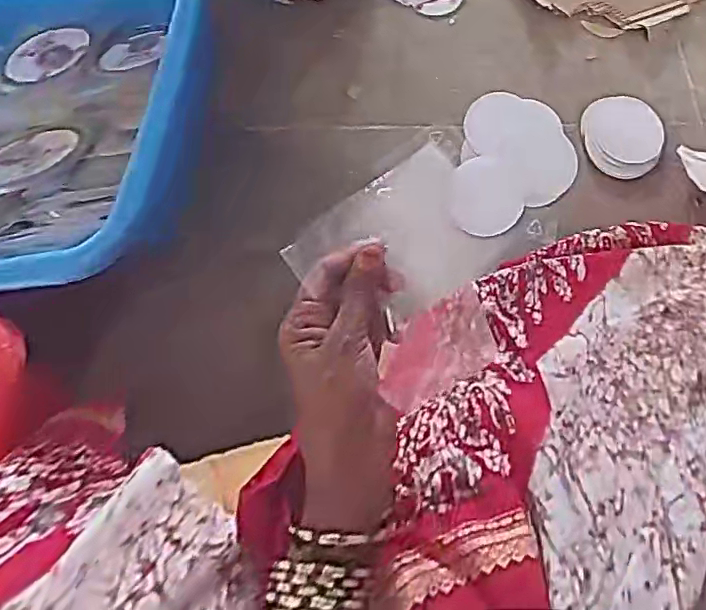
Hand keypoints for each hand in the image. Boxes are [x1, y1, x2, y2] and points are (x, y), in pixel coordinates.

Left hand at [279, 239, 398, 530]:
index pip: (325, 275)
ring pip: (367, 302)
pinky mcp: (369, 353)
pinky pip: (381, 322)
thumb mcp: (347, 342)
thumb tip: (371, 251)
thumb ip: (361, 294)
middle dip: (371, 278)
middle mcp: (322, 327)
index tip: (383, 248)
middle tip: (398, 281)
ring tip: (401, 305)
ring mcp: (346, 341)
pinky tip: (402, 328)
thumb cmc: (339, 400)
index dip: (352, 258)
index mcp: (303, 323)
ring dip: (384, 299)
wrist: (355, 456)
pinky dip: (393, 319)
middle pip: (348, 284)